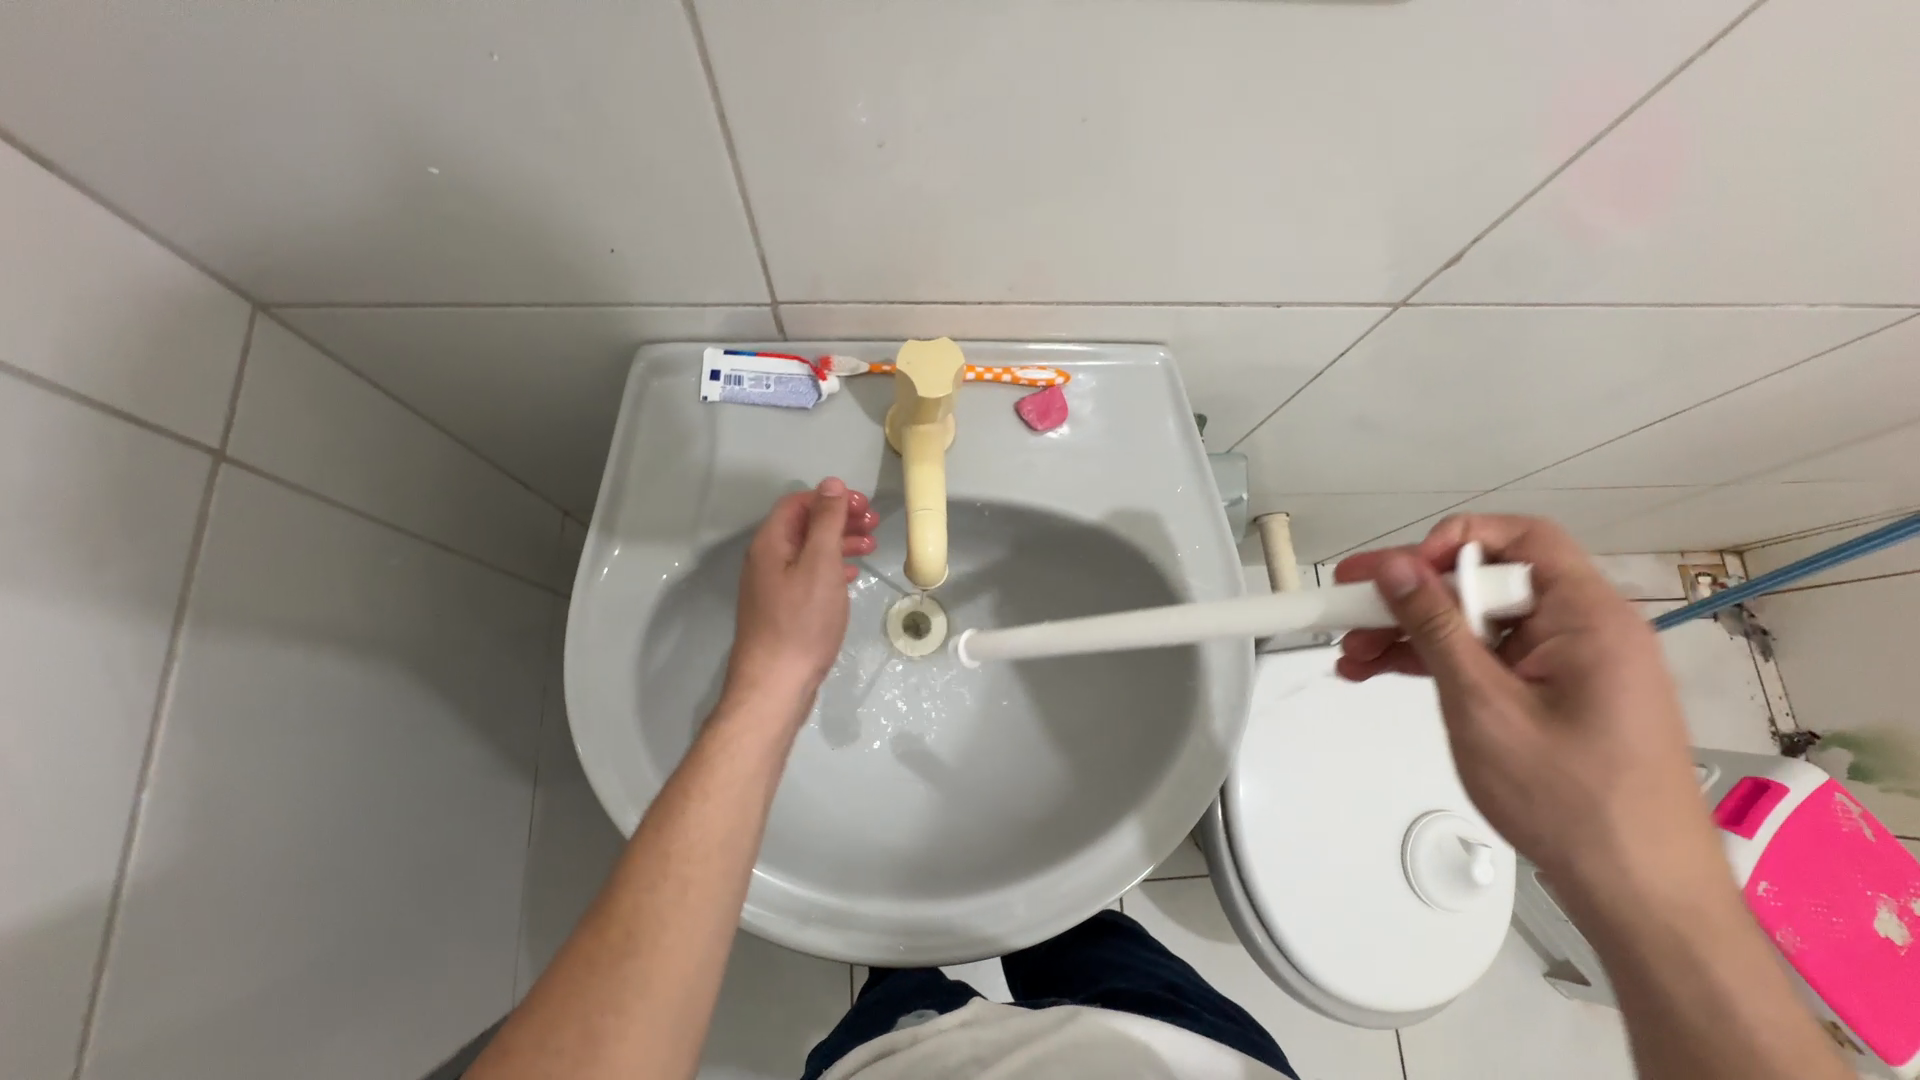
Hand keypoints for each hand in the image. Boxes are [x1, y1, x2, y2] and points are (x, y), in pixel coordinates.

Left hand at [723, 478, 878, 715]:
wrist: (776, 683)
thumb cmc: (802, 621)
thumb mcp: (820, 564)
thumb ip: (827, 522)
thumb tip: (832, 484)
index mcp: (771, 542)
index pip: (798, 502)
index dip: (831, 498)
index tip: (865, 508)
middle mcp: (766, 559)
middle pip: (804, 525)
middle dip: (839, 519)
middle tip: (874, 525)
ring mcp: (773, 585)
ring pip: (808, 551)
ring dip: (839, 543)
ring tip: (871, 547)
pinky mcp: (783, 608)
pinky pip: (808, 575)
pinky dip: (832, 568)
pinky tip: (851, 575)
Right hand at [1334, 516, 1720, 896]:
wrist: (1636, 890)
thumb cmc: (1568, 799)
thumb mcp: (1483, 704)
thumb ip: (1435, 628)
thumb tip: (1397, 567)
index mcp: (1588, 617)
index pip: (1520, 539)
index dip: (1450, 544)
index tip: (1395, 575)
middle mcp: (1584, 629)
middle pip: (1486, 583)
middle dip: (1412, 596)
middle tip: (1347, 610)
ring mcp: (1569, 664)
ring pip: (1478, 622)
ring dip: (1413, 633)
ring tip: (1351, 656)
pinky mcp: (1554, 695)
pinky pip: (1488, 657)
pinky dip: (1437, 662)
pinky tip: (1382, 673)